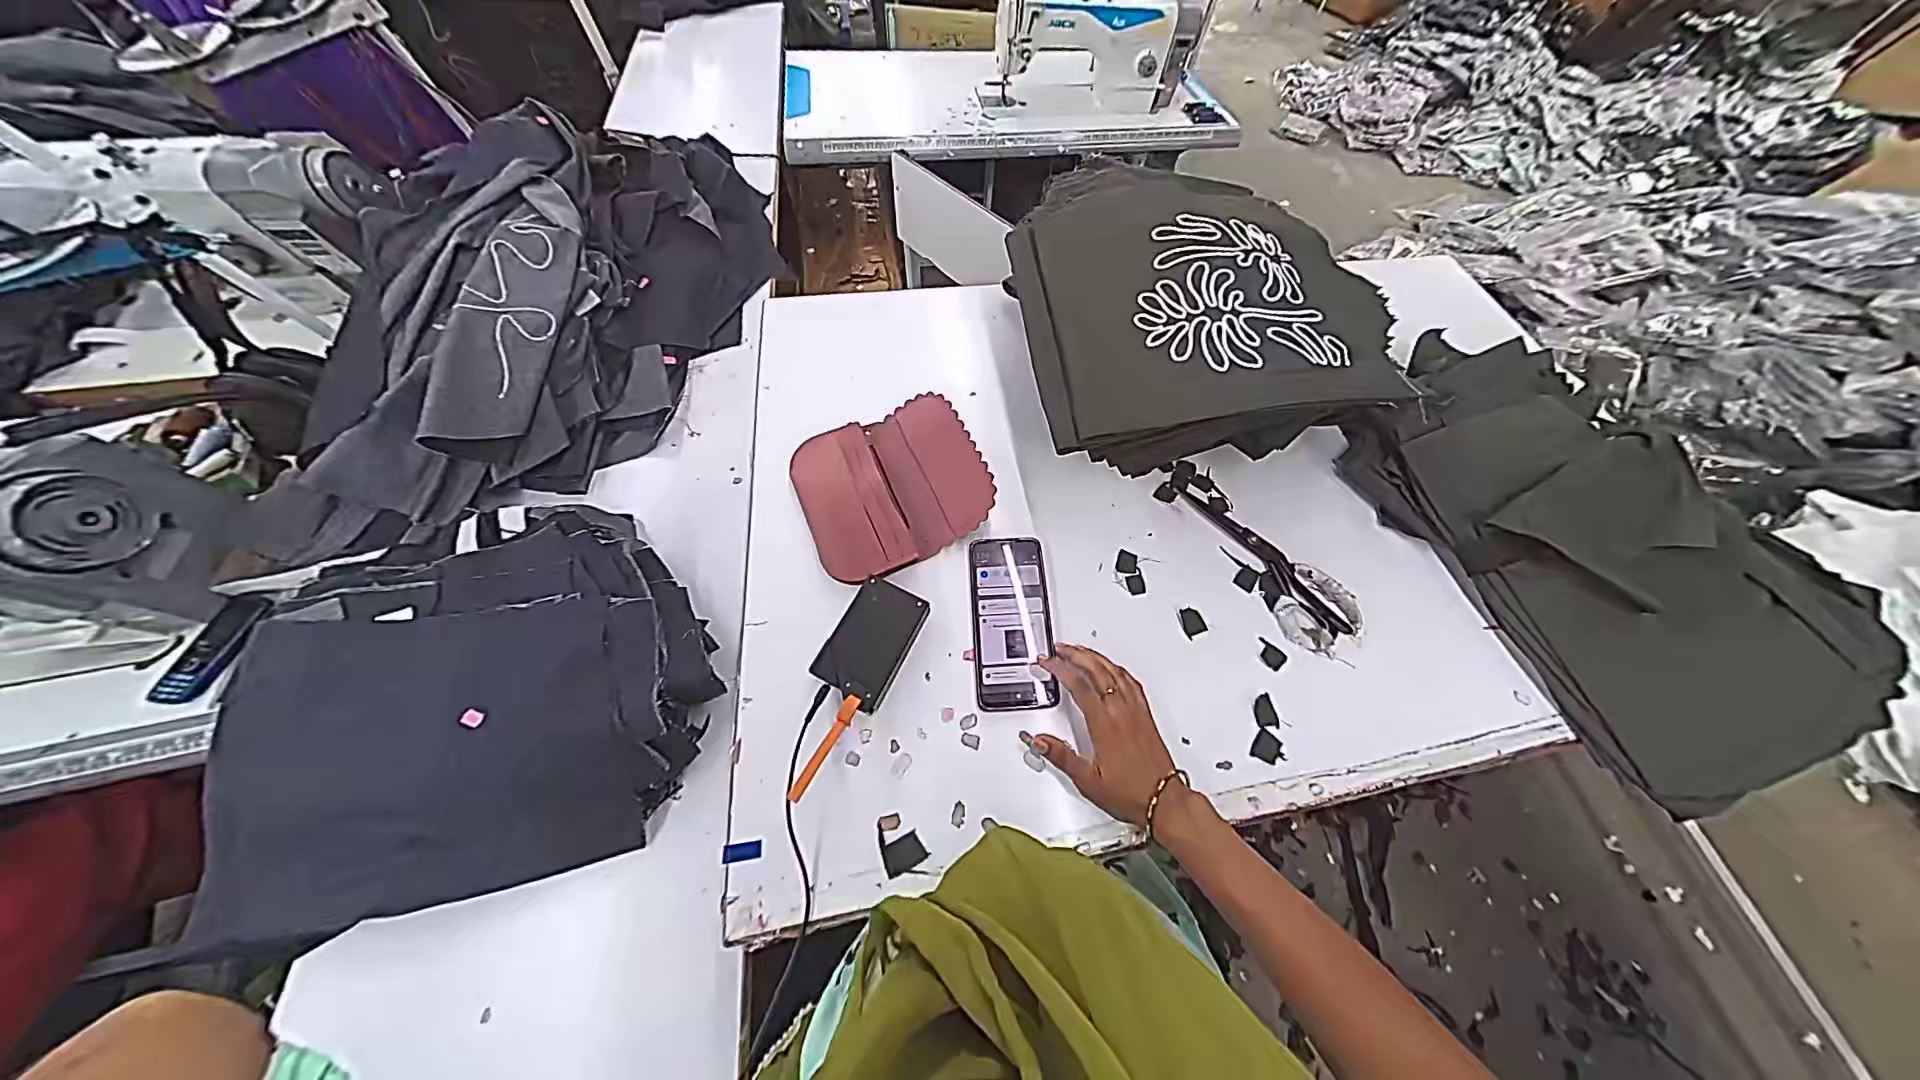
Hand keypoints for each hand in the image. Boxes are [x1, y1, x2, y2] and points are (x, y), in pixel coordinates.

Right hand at [1028, 643, 1181, 827]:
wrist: (1164, 800)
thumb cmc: (1131, 792)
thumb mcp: (1087, 780)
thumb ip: (1062, 757)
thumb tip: (1040, 741)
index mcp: (1105, 724)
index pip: (1079, 685)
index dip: (1060, 669)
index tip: (1048, 662)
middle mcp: (1121, 712)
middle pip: (1097, 670)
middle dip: (1076, 654)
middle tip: (1060, 649)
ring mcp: (1135, 710)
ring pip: (1114, 671)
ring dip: (1095, 657)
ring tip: (1081, 651)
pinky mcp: (1145, 714)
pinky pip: (1130, 681)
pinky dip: (1116, 668)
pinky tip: (1111, 668)